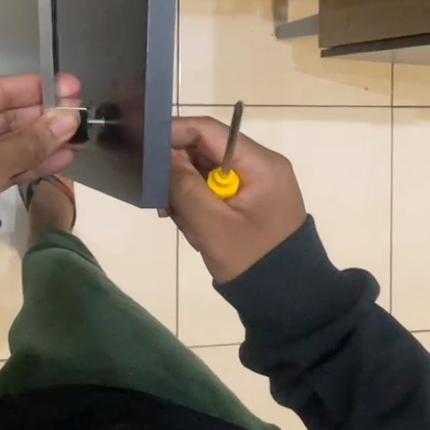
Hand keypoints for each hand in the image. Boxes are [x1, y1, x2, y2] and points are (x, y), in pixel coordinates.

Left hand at [0, 72, 81, 203]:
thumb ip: (30, 142)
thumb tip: (69, 120)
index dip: (36, 88)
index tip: (71, 86)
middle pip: (7, 114)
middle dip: (44, 116)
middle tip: (81, 114)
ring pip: (12, 141)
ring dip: (44, 141)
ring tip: (80, 138)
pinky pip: (9, 163)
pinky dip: (34, 162)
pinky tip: (64, 158)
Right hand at [166, 115, 306, 282]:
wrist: (286, 298)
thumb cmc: (251, 260)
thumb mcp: (212, 224)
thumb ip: (184, 185)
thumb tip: (163, 155)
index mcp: (260, 164)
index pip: (208, 130)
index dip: (173, 133)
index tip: (143, 148)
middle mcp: (259, 165)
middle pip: (205, 149)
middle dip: (178, 171)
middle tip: (159, 199)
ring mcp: (255, 182)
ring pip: (205, 170)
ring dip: (186, 193)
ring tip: (178, 220)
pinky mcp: (248, 199)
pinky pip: (213, 189)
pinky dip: (197, 204)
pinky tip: (191, 226)